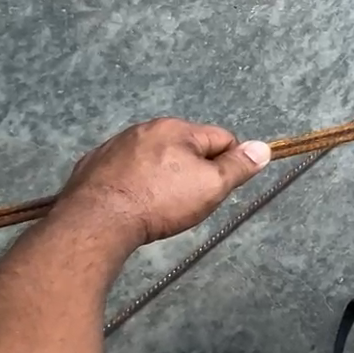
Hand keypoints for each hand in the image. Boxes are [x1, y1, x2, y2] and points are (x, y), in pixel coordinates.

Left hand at [53, 118, 270, 246]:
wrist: (94, 224)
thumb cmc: (161, 202)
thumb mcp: (213, 185)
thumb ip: (241, 165)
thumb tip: (263, 147)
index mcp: (176, 128)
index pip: (223, 139)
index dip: (228, 164)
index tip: (215, 188)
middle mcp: (144, 129)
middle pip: (188, 147)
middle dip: (195, 169)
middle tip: (189, 198)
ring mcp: (112, 146)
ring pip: (156, 158)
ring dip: (164, 174)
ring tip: (158, 203)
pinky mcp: (90, 166)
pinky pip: (126, 169)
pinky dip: (134, 181)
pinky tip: (132, 201)